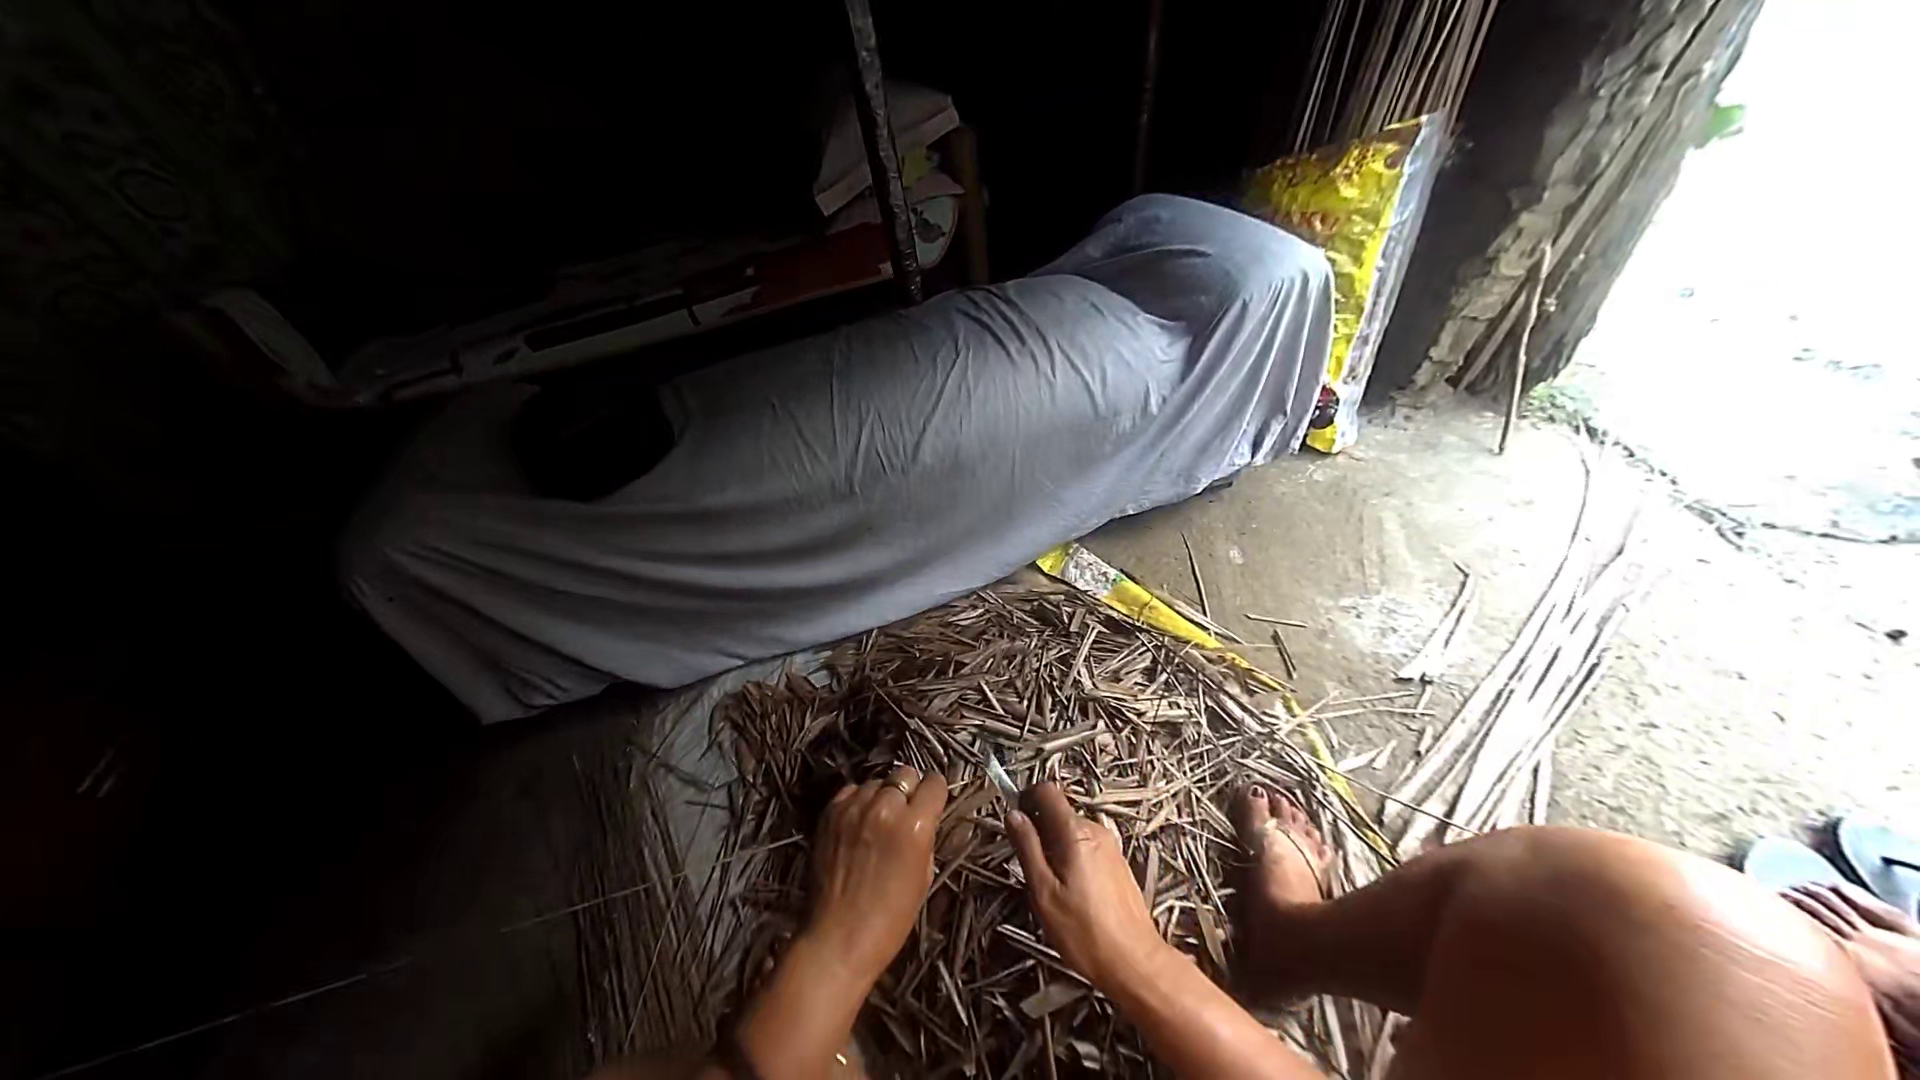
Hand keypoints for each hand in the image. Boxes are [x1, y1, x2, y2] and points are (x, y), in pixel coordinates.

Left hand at [803, 764, 948, 984]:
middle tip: (905, 811)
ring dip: (882, 796)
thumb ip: (927, 836)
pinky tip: (858, 823)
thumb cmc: (891, 918)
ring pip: (876, 782)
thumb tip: (927, 816)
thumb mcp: (925, 876)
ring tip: (878, 820)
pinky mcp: (830, 813)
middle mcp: (885, 807)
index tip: (931, 804)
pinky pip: (851, 792)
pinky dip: (858, 801)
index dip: (934, 793)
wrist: (838, 938)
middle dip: (909, 790)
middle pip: (904, 774)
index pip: (933, 783)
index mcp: (915, 824)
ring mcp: (854, 808)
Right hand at [1007, 782, 1172, 994]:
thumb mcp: (1043, 891)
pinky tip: (1072, 893)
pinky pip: (1086, 846)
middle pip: (1058, 812)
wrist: (1134, 963)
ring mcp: (1109, 846)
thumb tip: (1013, 816)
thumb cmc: (1086, 934)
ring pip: (1071, 830)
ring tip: (1051, 887)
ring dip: (1055, 847)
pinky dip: (1072, 858)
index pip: (1047, 791)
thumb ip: (1027, 847)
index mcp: (1075, 833)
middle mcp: (1096, 832)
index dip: (1026, 799)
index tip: (1016, 820)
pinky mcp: (1116, 863)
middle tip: (1031, 867)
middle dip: (1039, 830)